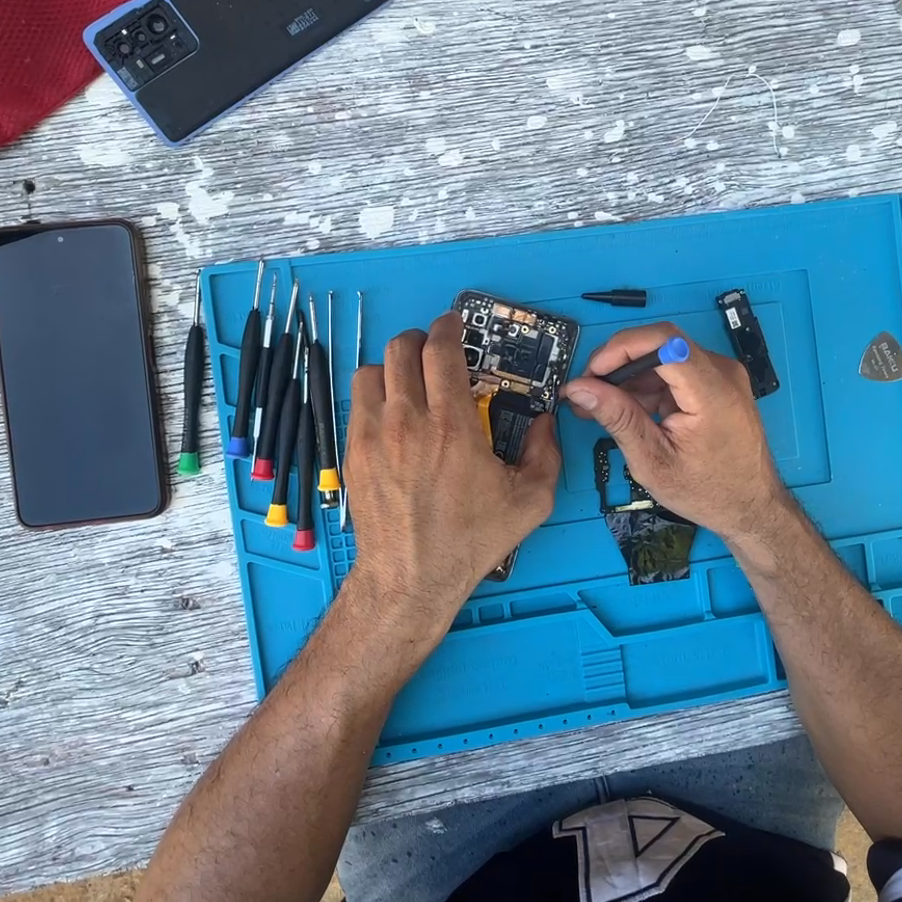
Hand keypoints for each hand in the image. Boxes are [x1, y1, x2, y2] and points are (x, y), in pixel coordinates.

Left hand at [343, 311, 560, 633]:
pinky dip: (375, 395)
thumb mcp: (530, 500)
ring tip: (409, 381)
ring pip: (372, 370)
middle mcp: (408, 421)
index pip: (441, 351)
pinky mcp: (354, 453)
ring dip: (393, 366)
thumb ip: (547, 453)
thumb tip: (546, 422)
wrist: (411, 577)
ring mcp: (374, 436)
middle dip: (420, 340)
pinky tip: (393, 415)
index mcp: (452, 425)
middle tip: (435, 351)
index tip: (454, 325)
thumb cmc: (470, 540)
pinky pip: (357, 402)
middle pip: (401, 349)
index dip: (448, 327)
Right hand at [562, 323, 791, 543]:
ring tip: (599, 404)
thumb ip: (618, 418)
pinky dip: (646, 385)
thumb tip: (581, 389)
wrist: (750, 507)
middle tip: (588, 389)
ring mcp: (722, 376)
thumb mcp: (653, 461)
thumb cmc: (708, 492)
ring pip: (664, 356)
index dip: (621, 348)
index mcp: (712, 393)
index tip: (593, 371)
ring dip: (629, 376)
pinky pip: (674, 370)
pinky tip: (626, 408)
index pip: (664, 342)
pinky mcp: (716, 384)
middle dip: (618, 362)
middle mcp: (722, 373)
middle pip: (661, 344)